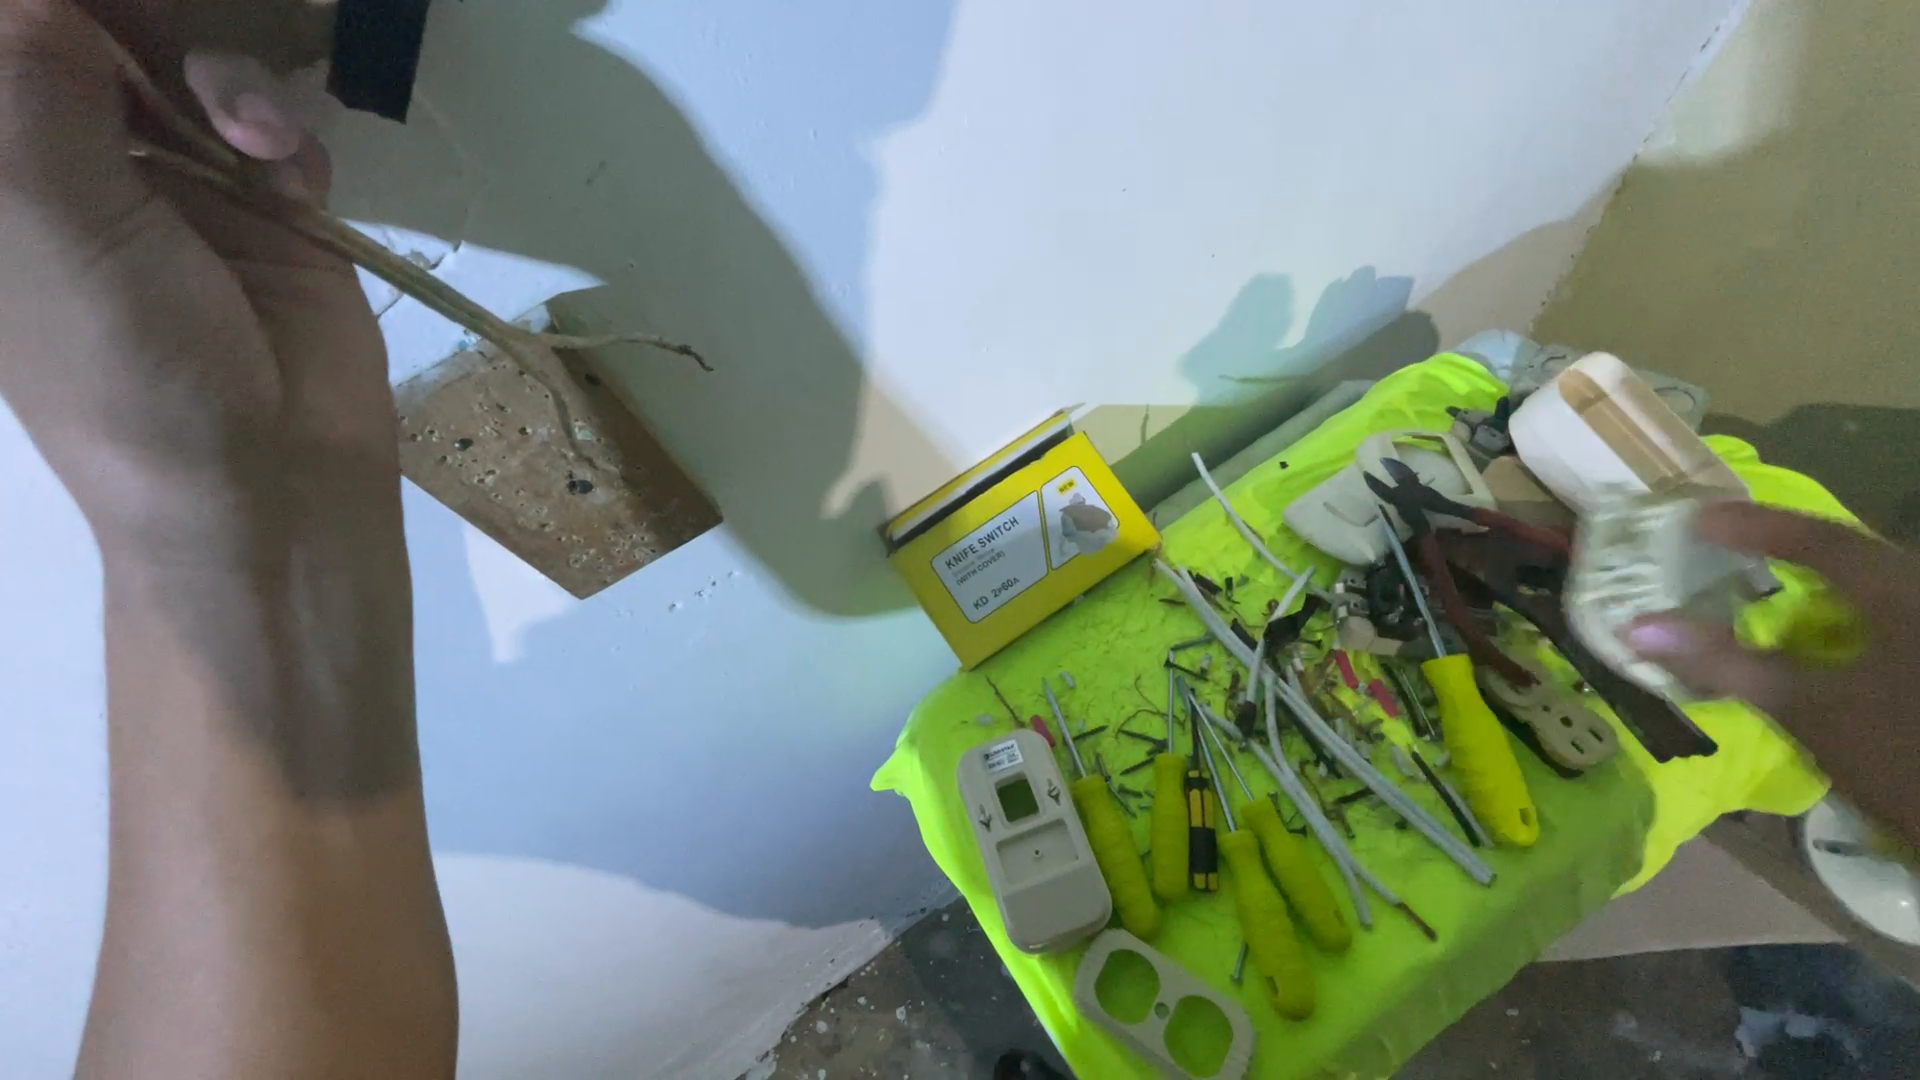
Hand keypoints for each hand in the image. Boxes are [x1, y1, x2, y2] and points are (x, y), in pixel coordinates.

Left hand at [0, 0, 387, 564]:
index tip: (95, 13)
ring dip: (226, 84)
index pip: (5, 44)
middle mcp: (78, 159)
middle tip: (180, 46)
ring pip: (197, 76)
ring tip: (254, 141)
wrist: (272, 464)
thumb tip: (53, 1)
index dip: (49, 13)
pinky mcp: (278, 220)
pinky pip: (280, 139)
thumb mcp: (43, 209)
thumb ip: (34, 80)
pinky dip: (286, 141)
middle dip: (143, 28)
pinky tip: (286, 176)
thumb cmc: (128, 358)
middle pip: (100, 43)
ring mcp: (185, 188)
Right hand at [1626, 502, 1919, 843]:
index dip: (1760, 527)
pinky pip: (1894, 622)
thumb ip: (1720, 660)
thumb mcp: (1804, 708)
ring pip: (1887, 593)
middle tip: (1729, 548)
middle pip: (1864, 560)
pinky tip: (1827, 641)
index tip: (1698, 519)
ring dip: (1825, 587)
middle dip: (1795, 551)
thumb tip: (1632, 625)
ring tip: (1768, 588)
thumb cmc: (1903, 754)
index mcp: (1908, 598)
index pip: (1828, 543)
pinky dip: (1853, 619)